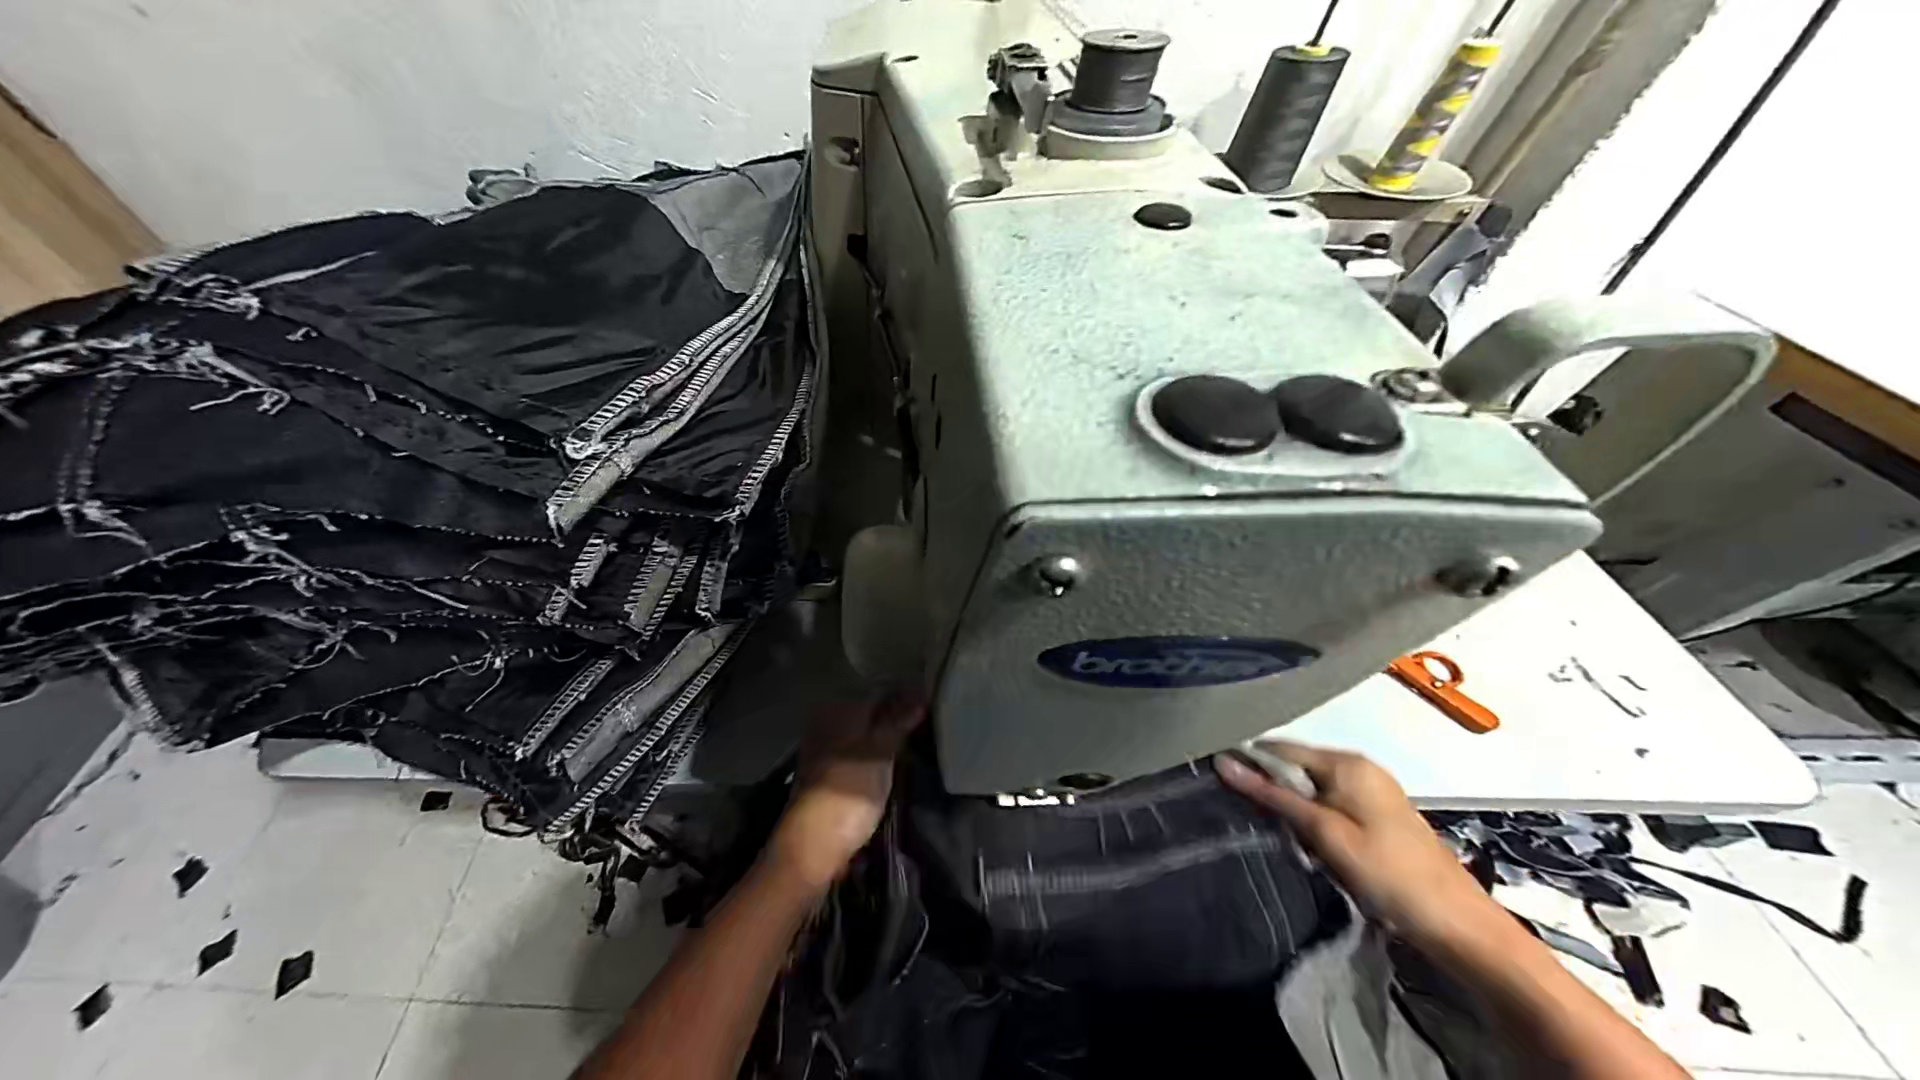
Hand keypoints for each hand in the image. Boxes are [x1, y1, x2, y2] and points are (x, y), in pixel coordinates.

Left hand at [766, 697, 924, 889]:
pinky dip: (878, 753)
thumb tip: (918, 694)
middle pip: (870, 711)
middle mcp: (827, 723)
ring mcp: (826, 750)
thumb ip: (898, 720)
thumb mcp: (879, 752)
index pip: (877, 689)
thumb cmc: (847, 792)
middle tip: (929, 719)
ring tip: (918, 739)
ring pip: (865, 732)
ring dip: (889, 735)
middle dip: (897, 713)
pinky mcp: (829, 775)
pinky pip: (860, 752)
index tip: (930, 698)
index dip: (905, 692)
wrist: (812, 848)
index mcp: (837, 710)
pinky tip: (896, 760)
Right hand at [1214, 740, 1497, 951]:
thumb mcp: (1323, 832)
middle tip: (1243, 811)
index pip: (1280, 747)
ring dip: (1292, 805)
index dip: (1249, 762)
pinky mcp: (1378, 812)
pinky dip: (1313, 815)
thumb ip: (1273, 795)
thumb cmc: (1386, 872)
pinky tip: (1303, 838)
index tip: (1218, 781)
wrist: (1457, 923)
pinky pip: (1331, 801)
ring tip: (1268, 826)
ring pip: (1312, 786)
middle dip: (1271, 786)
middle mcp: (1360, 765)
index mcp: (1347, 762)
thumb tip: (1223, 762)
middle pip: (1297, 765)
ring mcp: (1372, 788)